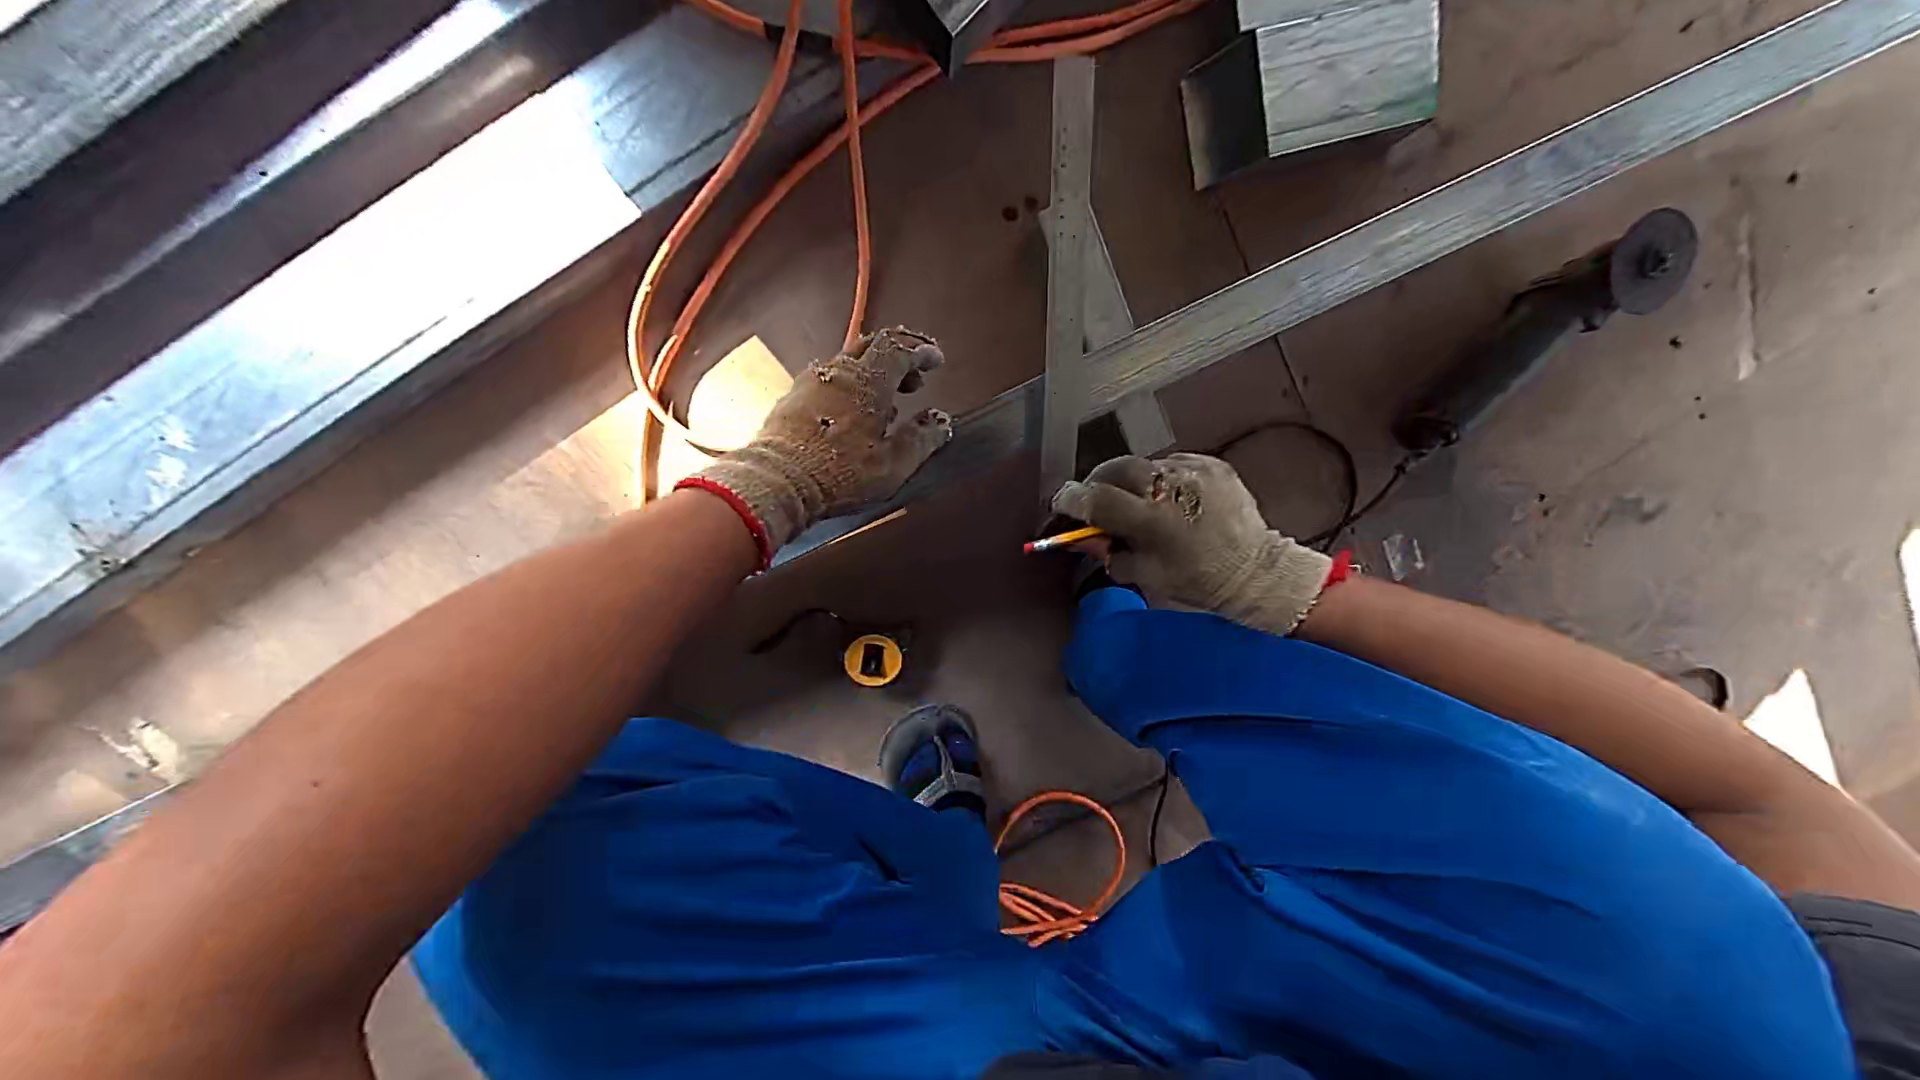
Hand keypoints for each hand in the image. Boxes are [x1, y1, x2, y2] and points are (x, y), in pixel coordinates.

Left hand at [685, 327, 952, 564]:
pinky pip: (826, 382)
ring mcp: (810, 384)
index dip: (921, 352)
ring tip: (888, 401)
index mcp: (867, 382)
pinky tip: (852, 415)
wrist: (777, 483)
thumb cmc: (838, 475)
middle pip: (871, 345)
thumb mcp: (893, 465)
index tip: (935, 360)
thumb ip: (922, 439)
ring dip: (872, 373)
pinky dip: (848, 387)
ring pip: (847, 363)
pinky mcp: (791, 402)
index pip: (900, 349)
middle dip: (898, 355)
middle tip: (914, 375)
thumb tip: (940, 421)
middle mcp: (838, 373)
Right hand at [1052, 453, 1332, 634]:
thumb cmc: (1198, 581)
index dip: (1072, 499)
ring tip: (1137, 503)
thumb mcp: (1143, 573)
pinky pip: (1171, 464)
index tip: (1062, 502)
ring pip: (1142, 465)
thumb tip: (1081, 536)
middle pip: (1114, 469)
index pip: (1096, 498)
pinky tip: (1168, 499)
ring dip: (1131, 482)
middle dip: (1097, 483)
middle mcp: (1170, 489)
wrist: (1256, 572)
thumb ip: (1107, 550)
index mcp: (1151, 521)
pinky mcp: (1212, 465)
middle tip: (1094, 500)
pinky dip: (1161, 479)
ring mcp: (1193, 472)